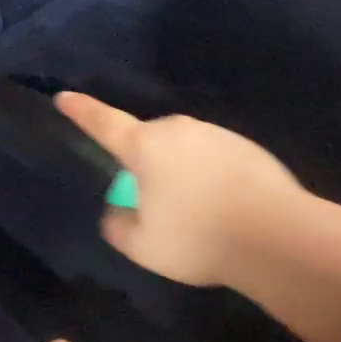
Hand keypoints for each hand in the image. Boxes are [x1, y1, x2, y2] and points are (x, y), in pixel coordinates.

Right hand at [56, 92, 303, 286]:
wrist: (276, 236)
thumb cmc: (198, 238)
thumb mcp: (141, 245)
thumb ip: (118, 224)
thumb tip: (119, 209)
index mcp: (145, 146)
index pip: (103, 123)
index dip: (81, 111)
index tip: (64, 96)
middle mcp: (179, 129)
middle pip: (148, 141)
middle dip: (144, 164)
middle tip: (154, 205)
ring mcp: (216, 134)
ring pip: (183, 151)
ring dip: (180, 173)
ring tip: (196, 215)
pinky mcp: (247, 146)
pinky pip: (214, 159)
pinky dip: (210, 179)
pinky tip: (223, 210)